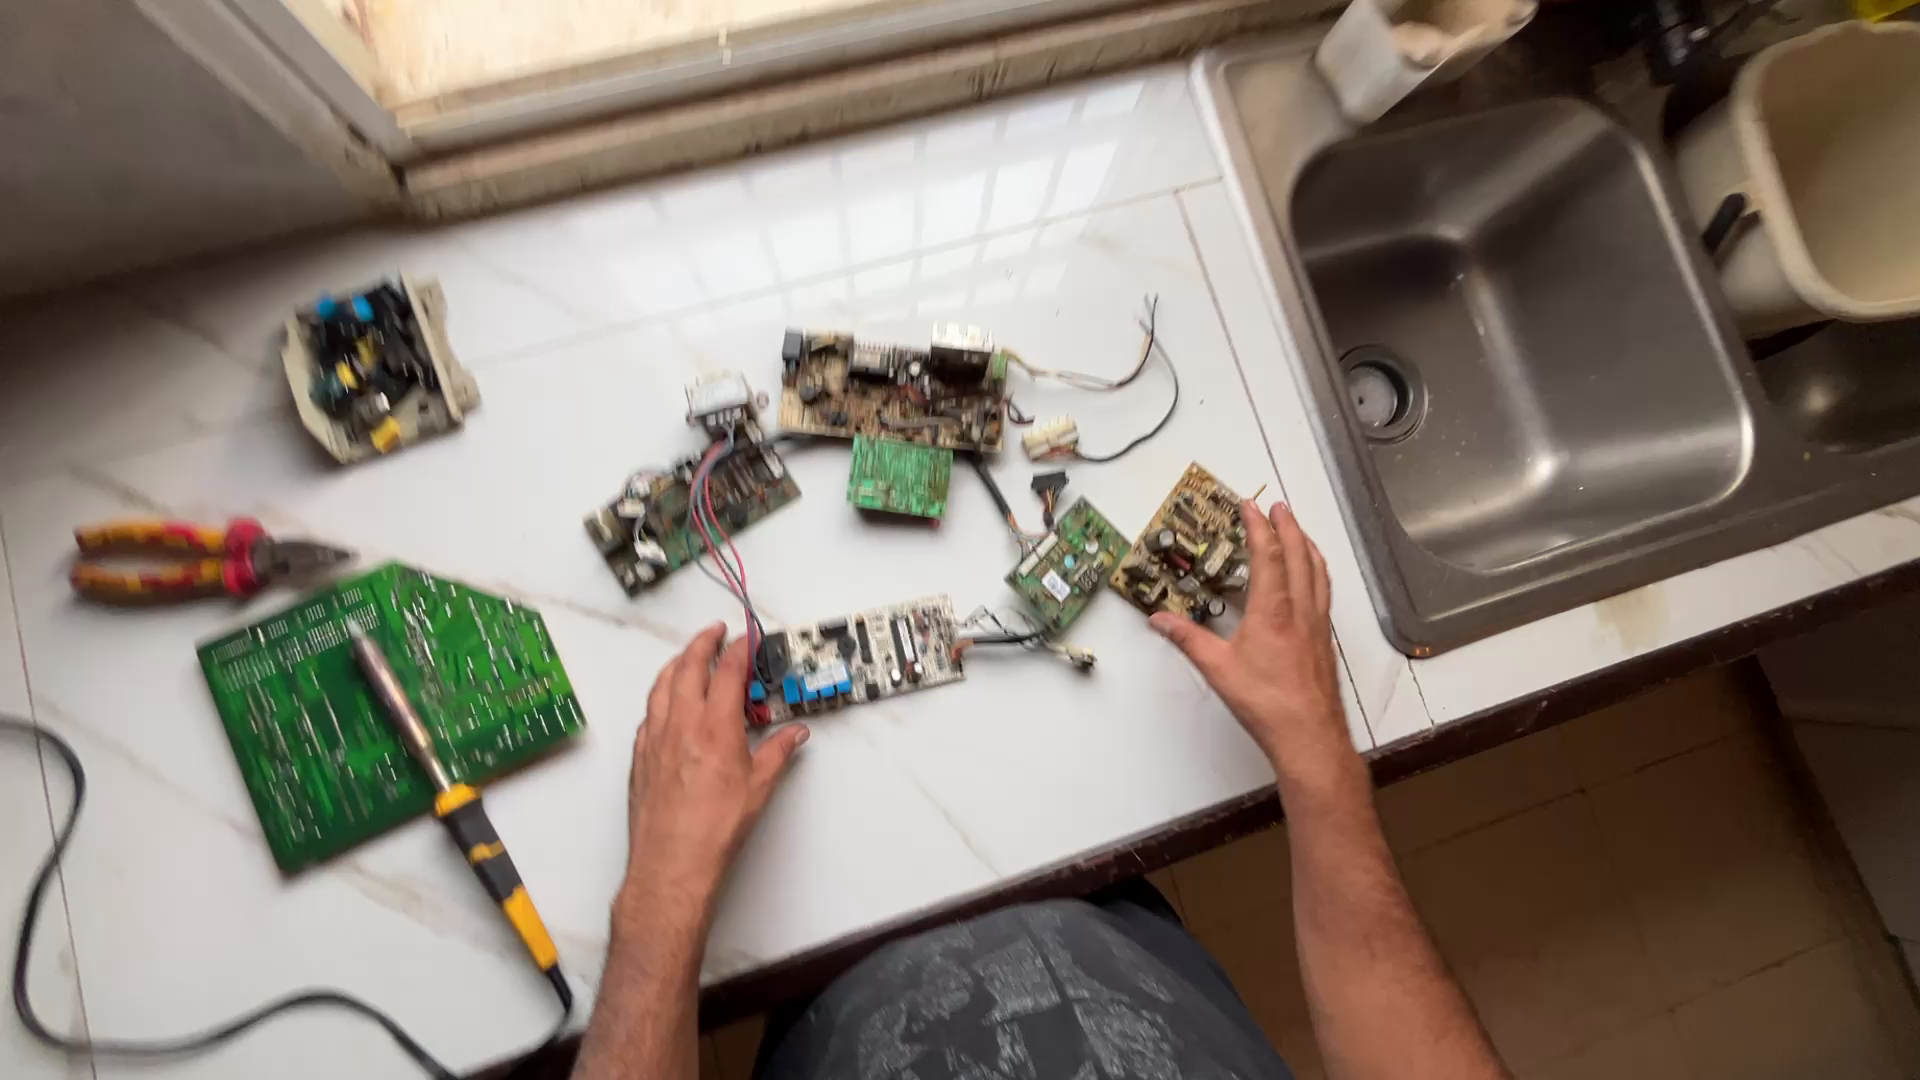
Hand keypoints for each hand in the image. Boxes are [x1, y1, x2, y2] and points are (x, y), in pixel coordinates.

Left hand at [619, 624, 808, 927]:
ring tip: (687, 656)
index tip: (746, 637)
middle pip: (688, 667)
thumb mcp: (760, 786)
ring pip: (661, 686)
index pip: (728, 672)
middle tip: (714, 632)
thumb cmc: (714, 829)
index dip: (738, 649)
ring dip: (676, 663)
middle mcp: (681, 725)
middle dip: (702, 643)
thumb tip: (794, 734)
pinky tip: (666, 703)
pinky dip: (659, 697)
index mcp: (715, 727)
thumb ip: (779, 751)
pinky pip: (648, 714)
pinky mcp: (640, 758)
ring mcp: (655, 740)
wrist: (672, 864)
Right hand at [1150, 501, 1348, 786]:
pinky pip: (1324, 591)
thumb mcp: (1217, 668)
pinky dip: (1317, 570)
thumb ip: (1187, 639)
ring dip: (1306, 544)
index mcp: (1273, 611)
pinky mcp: (1324, 639)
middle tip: (1278, 506)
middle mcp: (1300, 610)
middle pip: (1299, 555)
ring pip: (1317, 571)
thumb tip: (1160, 620)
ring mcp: (1317, 624)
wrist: (1309, 735)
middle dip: (1288, 526)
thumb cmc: (1267, 703)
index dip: (1259, 527)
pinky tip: (1312, 576)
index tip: (1251, 506)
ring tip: (1298, 530)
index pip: (1268, 556)